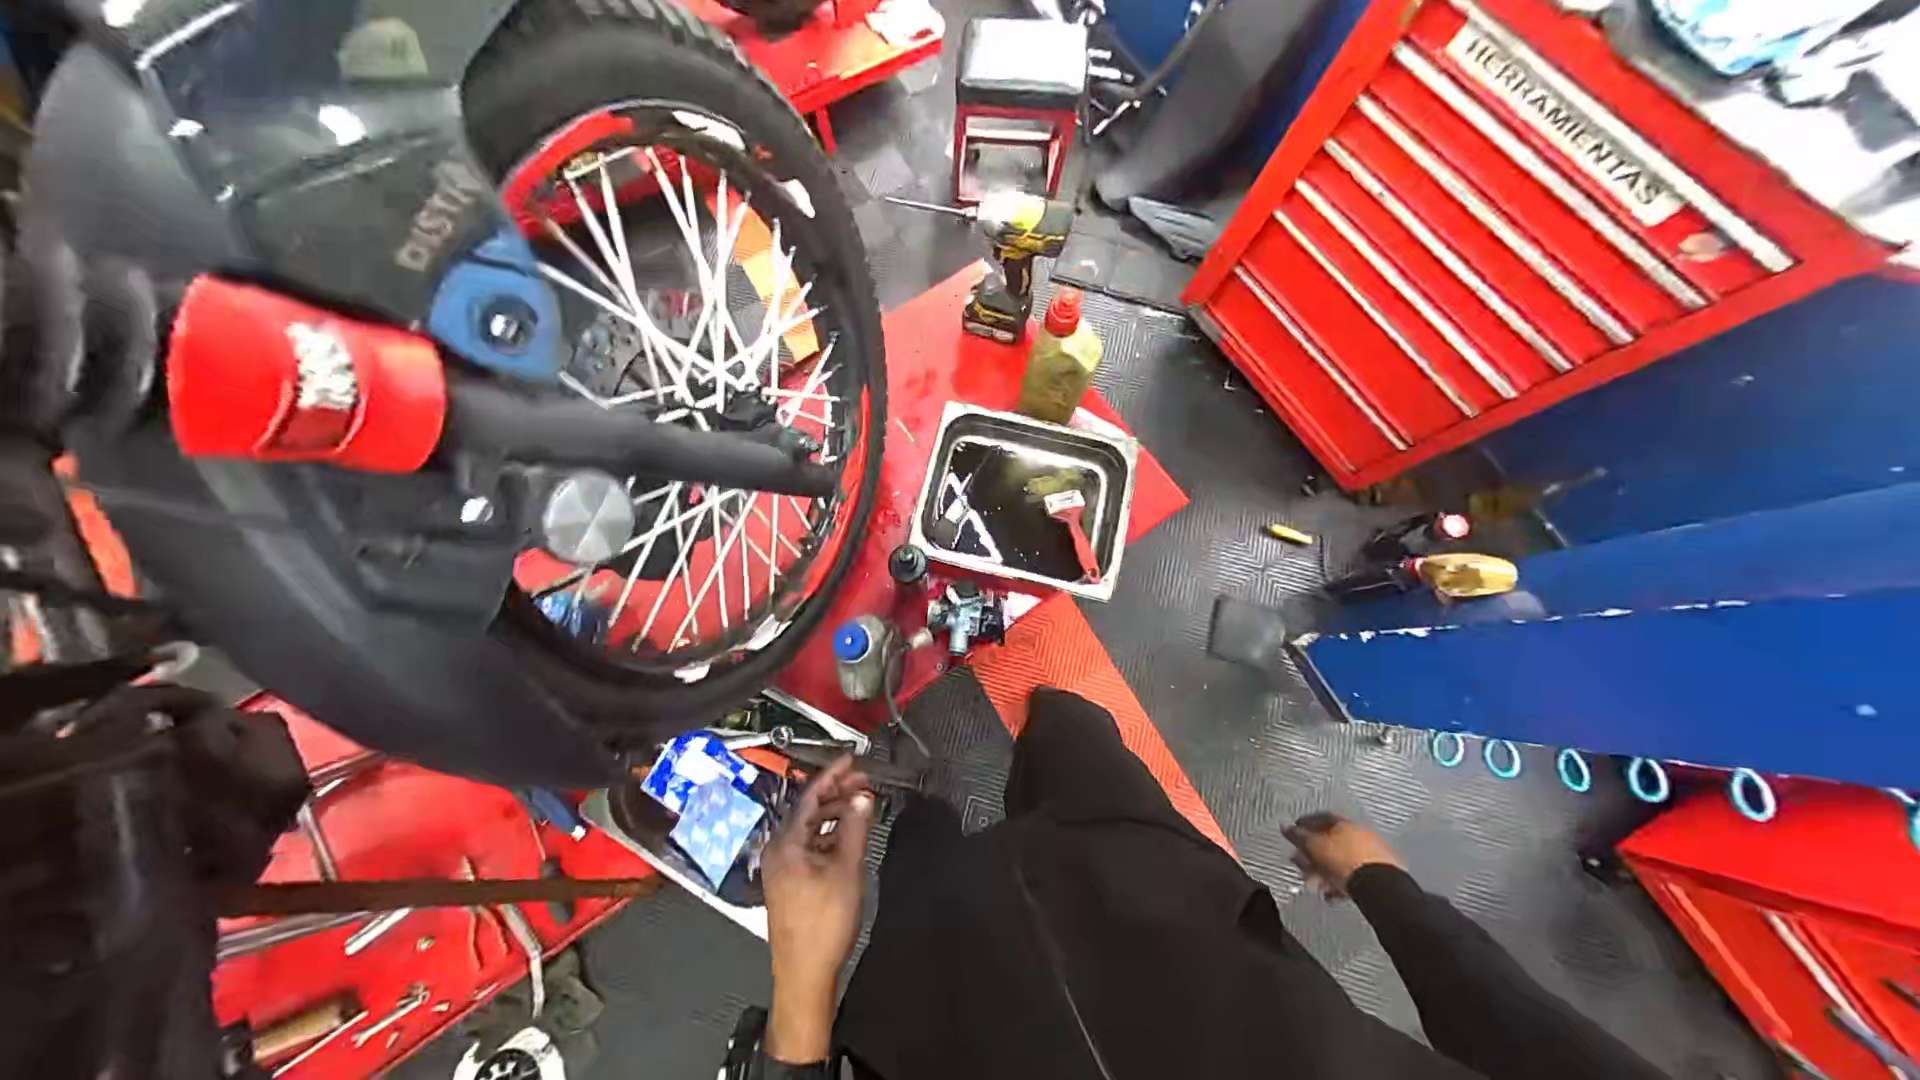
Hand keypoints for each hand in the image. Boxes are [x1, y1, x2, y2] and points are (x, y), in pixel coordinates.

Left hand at [760, 756, 875, 1063]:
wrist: (805, 976)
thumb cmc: (825, 922)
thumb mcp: (846, 869)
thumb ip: (855, 827)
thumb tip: (862, 796)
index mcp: (786, 843)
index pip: (810, 796)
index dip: (833, 775)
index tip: (852, 759)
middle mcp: (779, 850)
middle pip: (809, 810)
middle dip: (838, 793)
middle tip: (864, 781)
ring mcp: (783, 867)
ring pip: (811, 828)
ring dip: (836, 814)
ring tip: (862, 804)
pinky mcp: (791, 881)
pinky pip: (811, 845)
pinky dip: (831, 834)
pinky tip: (850, 833)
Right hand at [1282, 812, 1403, 899]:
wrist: (1380, 888)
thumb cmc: (1349, 862)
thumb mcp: (1313, 846)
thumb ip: (1297, 836)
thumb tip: (1286, 828)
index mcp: (1345, 822)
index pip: (1319, 818)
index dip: (1303, 827)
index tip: (1294, 834)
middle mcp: (1361, 834)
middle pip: (1330, 842)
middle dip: (1313, 854)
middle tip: (1302, 863)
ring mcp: (1373, 855)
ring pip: (1341, 861)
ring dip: (1325, 871)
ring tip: (1315, 883)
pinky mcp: (1382, 875)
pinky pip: (1354, 875)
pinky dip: (1341, 882)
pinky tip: (1333, 891)